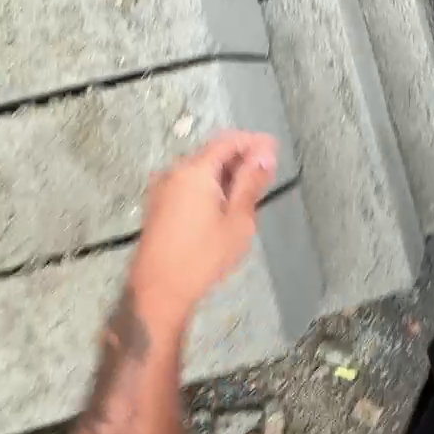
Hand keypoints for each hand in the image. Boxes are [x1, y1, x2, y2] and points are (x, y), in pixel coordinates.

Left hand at [127, 131, 278, 329]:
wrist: (159, 291)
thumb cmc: (203, 256)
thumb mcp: (238, 219)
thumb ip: (251, 182)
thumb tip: (265, 155)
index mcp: (194, 172)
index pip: (229, 141)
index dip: (255, 142)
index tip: (275, 151)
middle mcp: (174, 173)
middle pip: (214, 152)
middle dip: (242, 157)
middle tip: (267, 172)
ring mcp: (163, 189)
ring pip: (201, 168)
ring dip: (227, 172)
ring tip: (250, 190)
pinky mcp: (159, 205)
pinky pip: (189, 182)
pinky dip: (210, 184)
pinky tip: (226, 202)